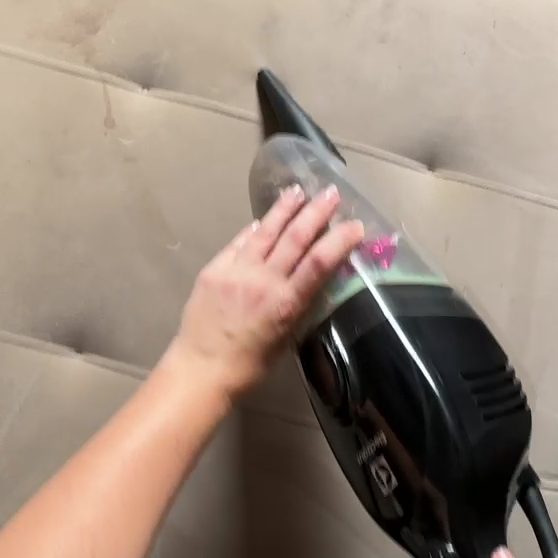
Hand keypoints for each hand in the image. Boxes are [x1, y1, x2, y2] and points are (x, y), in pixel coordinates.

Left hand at [161, 185, 365, 401]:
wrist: (202, 367)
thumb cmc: (249, 364)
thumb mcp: (285, 337)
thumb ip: (297, 305)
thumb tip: (307, 278)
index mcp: (286, 302)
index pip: (320, 263)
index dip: (340, 240)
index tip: (355, 225)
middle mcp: (263, 281)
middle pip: (295, 238)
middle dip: (316, 213)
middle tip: (331, 193)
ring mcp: (236, 271)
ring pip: (265, 232)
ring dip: (283, 209)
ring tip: (297, 191)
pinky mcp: (214, 269)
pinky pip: (238, 244)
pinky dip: (252, 231)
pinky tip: (260, 221)